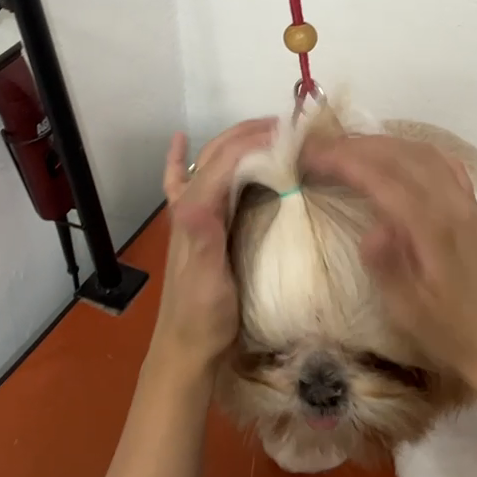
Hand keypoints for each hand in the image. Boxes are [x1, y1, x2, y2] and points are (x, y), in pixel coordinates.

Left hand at [151, 118, 277, 373]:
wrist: (187, 349)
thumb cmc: (205, 317)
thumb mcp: (207, 280)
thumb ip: (201, 240)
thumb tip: (190, 201)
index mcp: (195, 210)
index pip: (227, 160)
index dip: (258, 140)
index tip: (295, 131)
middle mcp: (190, 204)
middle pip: (219, 154)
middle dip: (250, 134)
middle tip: (291, 127)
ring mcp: (189, 214)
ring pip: (210, 162)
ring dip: (235, 140)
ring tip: (268, 131)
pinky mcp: (194, 227)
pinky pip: (183, 183)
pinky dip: (181, 159)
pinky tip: (181, 141)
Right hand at [298, 134, 476, 383]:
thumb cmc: (448, 330)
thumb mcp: (408, 310)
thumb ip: (387, 266)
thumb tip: (369, 230)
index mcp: (431, 228)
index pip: (380, 178)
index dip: (343, 161)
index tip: (310, 156)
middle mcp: (450, 204)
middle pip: (399, 155)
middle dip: (354, 146)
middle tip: (317, 148)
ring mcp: (464, 201)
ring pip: (421, 152)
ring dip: (380, 143)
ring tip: (347, 148)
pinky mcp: (471, 206)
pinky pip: (442, 162)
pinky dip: (412, 149)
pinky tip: (397, 154)